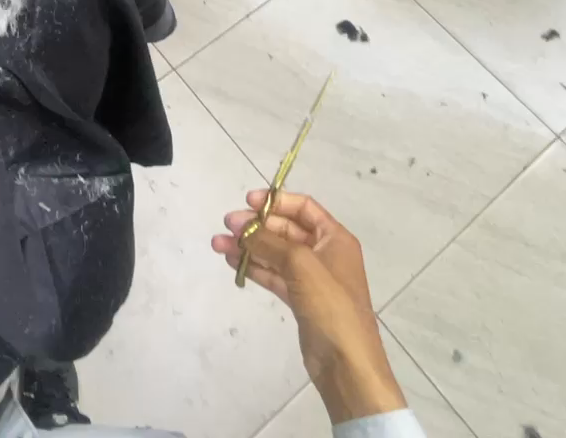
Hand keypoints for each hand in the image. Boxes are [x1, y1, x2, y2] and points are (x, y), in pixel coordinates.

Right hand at [211, 191, 404, 423]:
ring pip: (274, 253)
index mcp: (334, 238)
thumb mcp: (300, 264)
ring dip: (248, 246)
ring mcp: (311, 278)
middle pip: (285, 229)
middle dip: (255, 226)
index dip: (276, 201)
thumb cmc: (330, 305)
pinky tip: (232, 262)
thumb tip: (240, 226)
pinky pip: (273, 274)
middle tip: (227, 225)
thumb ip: (268, 241)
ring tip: (218, 244)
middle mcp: (324, 253)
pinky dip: (254, 267)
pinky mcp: (300, 299)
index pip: (303, 207)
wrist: (347, 364)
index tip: (248, 202)